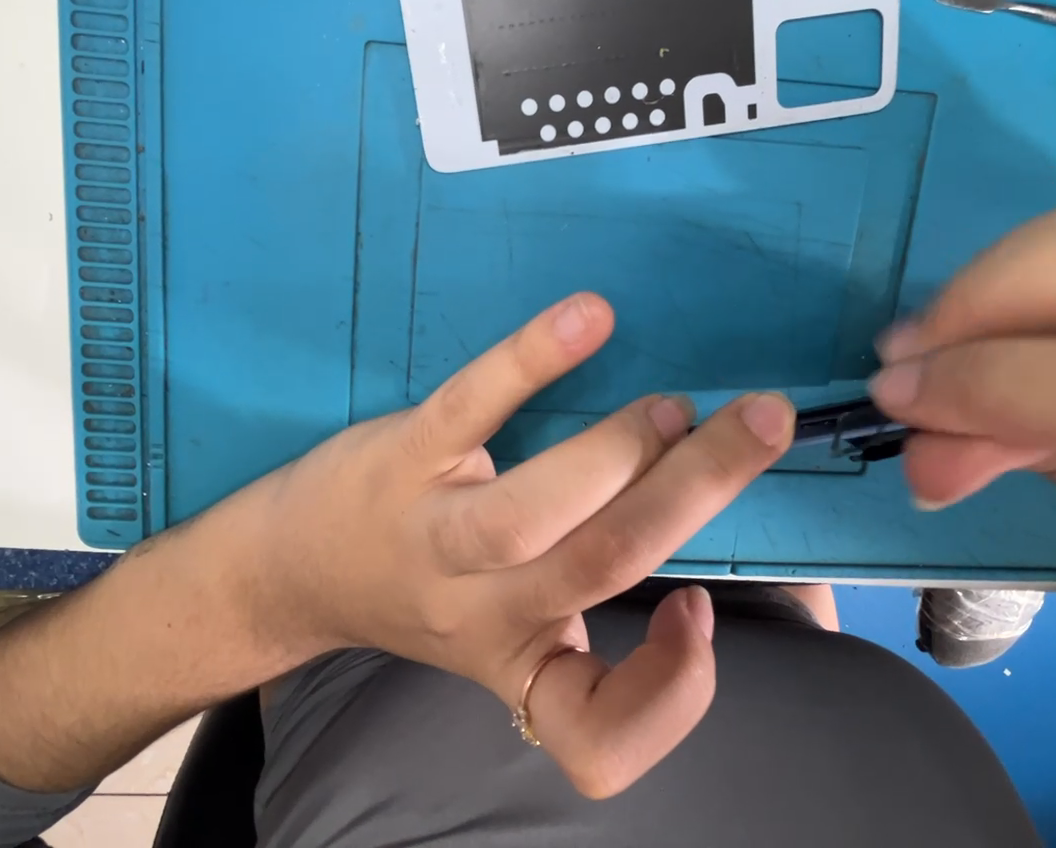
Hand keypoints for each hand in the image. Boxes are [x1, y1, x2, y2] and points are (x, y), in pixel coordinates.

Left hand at [231, 293, 794, 796]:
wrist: (293, 567)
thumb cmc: (423, 589)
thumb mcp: (497, 624)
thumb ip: (583, 586)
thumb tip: (688, 498)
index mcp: (517, 660)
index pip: (596, 738)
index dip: (673, 693)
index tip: (693, 605)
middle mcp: (478, 610)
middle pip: (600, 565)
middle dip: (694, 491)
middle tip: (762, 423)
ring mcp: (435, 535)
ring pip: (537, 510)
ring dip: (624, 450)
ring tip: (673, 408)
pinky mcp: (400, 461)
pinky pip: (471, 409)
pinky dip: (534, 360)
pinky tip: (590, 317)